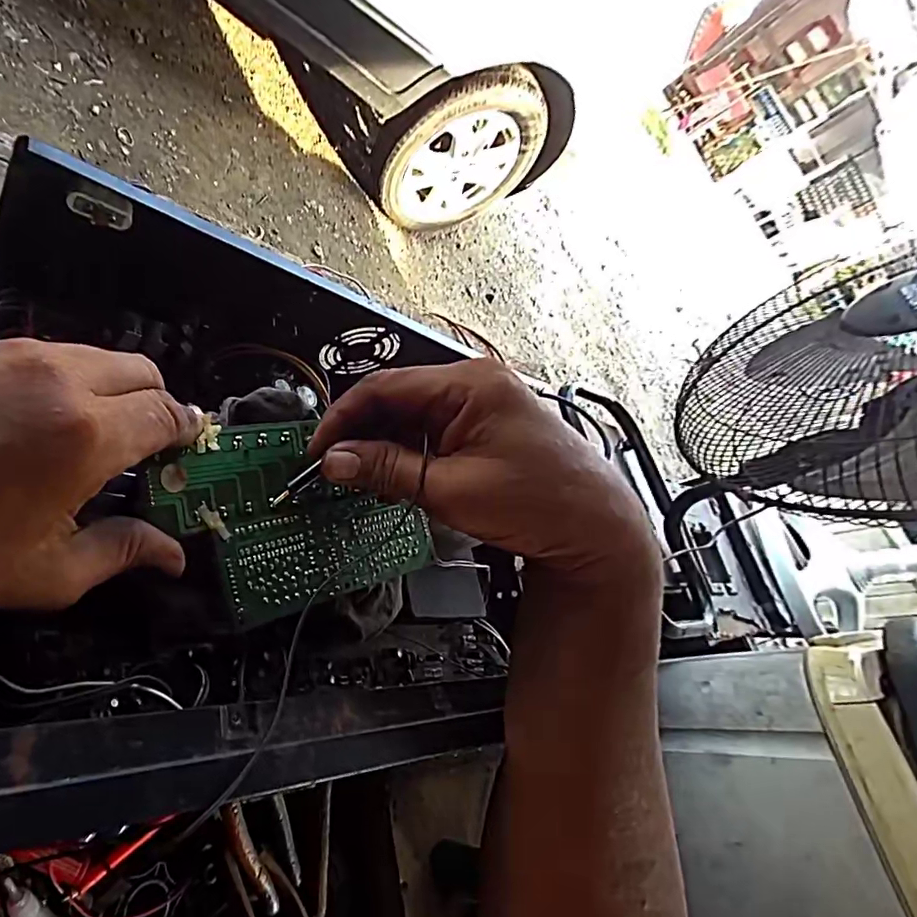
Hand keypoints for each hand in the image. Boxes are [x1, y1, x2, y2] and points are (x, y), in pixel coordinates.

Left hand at [0, 340, 199, 630]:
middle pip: (146, 373)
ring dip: (119, 392)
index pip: (168, 415)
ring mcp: (21, 356)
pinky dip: (78, 382)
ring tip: (99, 439)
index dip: (188, 433)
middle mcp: (64, 380)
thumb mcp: (49, 573)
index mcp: (88, 435)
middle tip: (149, 451)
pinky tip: (51, 423)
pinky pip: (60, 356)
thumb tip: (173, 554)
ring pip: (103, 358)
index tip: (190, 451)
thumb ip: (124, 552)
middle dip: (159, 408)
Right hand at [308, 359, 658, 588]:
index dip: (343, 418)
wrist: (596, 532)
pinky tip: (395, 479)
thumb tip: (338, 460)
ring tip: (363, 480)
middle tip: (334, 468)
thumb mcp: (451, 490)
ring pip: (409, 419)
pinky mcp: (481, 428)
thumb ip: (387, 470)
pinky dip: (406, 455)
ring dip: (382, 448)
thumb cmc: (547, 503)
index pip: (385, 387)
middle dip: (360, 435)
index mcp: (471, 384)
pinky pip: (429, 433)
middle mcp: (475, 385)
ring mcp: (480, 406)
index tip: (320, 448)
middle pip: (395, 400)